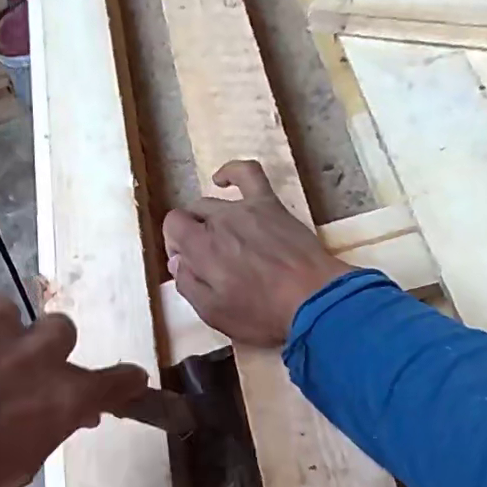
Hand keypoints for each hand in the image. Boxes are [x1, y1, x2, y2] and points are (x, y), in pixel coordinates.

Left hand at [0, 288, 149, 486]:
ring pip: (4, 315)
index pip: (116, 381)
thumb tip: (76, 411)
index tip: (128, 379)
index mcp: (62, 396)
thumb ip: (52, 429)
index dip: (123, 380)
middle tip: (6, 369)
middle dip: (39, 347)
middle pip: (60, 332)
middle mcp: (39, 349)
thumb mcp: (17, 464)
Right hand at [163, 160, 352, 346]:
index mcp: (202, 247)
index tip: (187, 264)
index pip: (172, 225)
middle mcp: (220, 220)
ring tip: (223, 241)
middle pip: (192, 214)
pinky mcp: (271, 205)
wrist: (314, 299)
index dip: (174, 244)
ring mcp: (246, 208)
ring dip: (210, 219)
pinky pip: (248, 173)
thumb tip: (177, 263)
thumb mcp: (214, 314)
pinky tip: (222, 180)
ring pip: (214, 201)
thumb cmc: (263, 313)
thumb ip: (188, 285)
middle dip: (192, 235)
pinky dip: (231, 172)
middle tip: (209, 263)